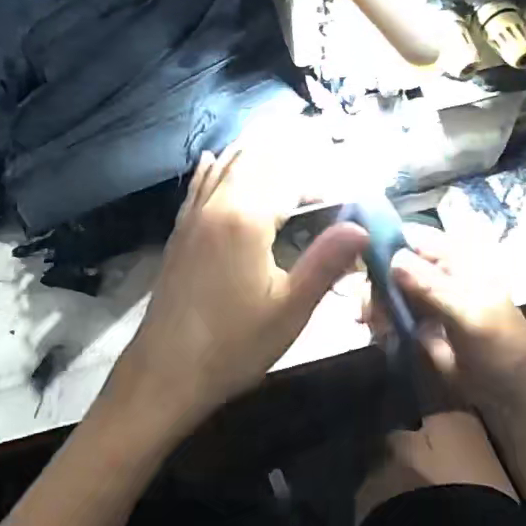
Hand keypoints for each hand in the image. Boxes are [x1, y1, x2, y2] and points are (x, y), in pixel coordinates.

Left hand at [108, 145, 368, 433]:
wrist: (164, 374)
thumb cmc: (233, 346)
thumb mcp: (290, 310)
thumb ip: (326, 262)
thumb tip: (362, 226)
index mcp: (246, 219)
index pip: (291, 178)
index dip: (322, 182)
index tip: (346, 200)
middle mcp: (217, 205)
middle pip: (256, 160)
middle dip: (291, 159)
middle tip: (321, 174)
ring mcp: (193, 216)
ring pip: (225, 167)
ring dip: (255, 156)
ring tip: (284, 152)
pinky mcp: (179, 232)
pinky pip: (199, 184)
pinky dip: (216, 168)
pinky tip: (216, 158)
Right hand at [380, 225, 525, 413]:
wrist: (512, 396)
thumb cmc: (502, 348)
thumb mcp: (471, 315)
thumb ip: (433, 287)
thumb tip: (394, 259)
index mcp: (454, 257)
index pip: (410, 236)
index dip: (382, 242)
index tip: (357, 263)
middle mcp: (434, 271)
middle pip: (389, 262)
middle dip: (374, 283)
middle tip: (367, 310)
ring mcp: (423, 298)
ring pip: (384, 289)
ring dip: (374, 306)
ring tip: (374, 327)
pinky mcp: (414, 323)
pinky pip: (387, 314)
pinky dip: (379, 323)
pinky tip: (379, 336)